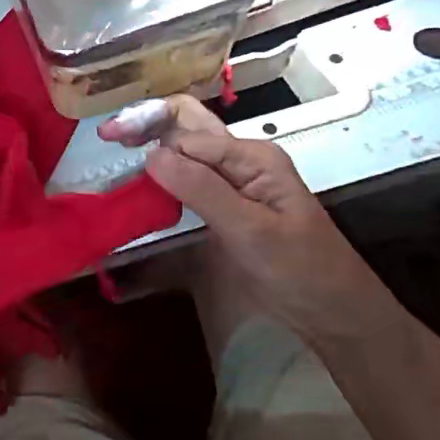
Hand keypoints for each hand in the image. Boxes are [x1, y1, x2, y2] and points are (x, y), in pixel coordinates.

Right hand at [109, 96, 383, 343]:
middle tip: (107, 136)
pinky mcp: (226, 212)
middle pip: (189, 132)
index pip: (190, 134)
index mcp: (252, 156)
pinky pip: (190, 188)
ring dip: (153, 153)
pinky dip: (163, 184)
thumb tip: (152, 155)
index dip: (150, 130)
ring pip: (187, 159)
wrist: (332, 312)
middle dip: (149, 127)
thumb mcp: (251, 230)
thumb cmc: (300, 268)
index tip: (108, 139)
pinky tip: (140, 190)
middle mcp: (241, 163)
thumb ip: (203, 190)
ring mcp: (233, 188)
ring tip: (112, 155)